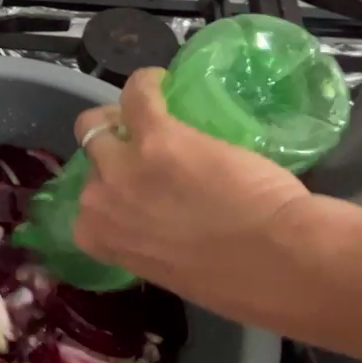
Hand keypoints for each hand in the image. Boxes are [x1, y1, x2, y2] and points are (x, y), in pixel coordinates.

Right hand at [72, 68, 311, 308]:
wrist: (274, 260)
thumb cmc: (234, 280)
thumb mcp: (169, 268)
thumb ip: (148, 242)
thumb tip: (165, 225)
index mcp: (97, 236)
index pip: (87, 205)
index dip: (111, 192)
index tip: (137, 189)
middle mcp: (98, 199)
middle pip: (92, 159)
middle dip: (113, 154)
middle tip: (146, 152)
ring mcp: (122, 164)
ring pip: (97, 123)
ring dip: (119, 117)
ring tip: (152, 114)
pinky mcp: (155, 134)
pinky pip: (137, 94)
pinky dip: (147, 84)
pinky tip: (162, 82)